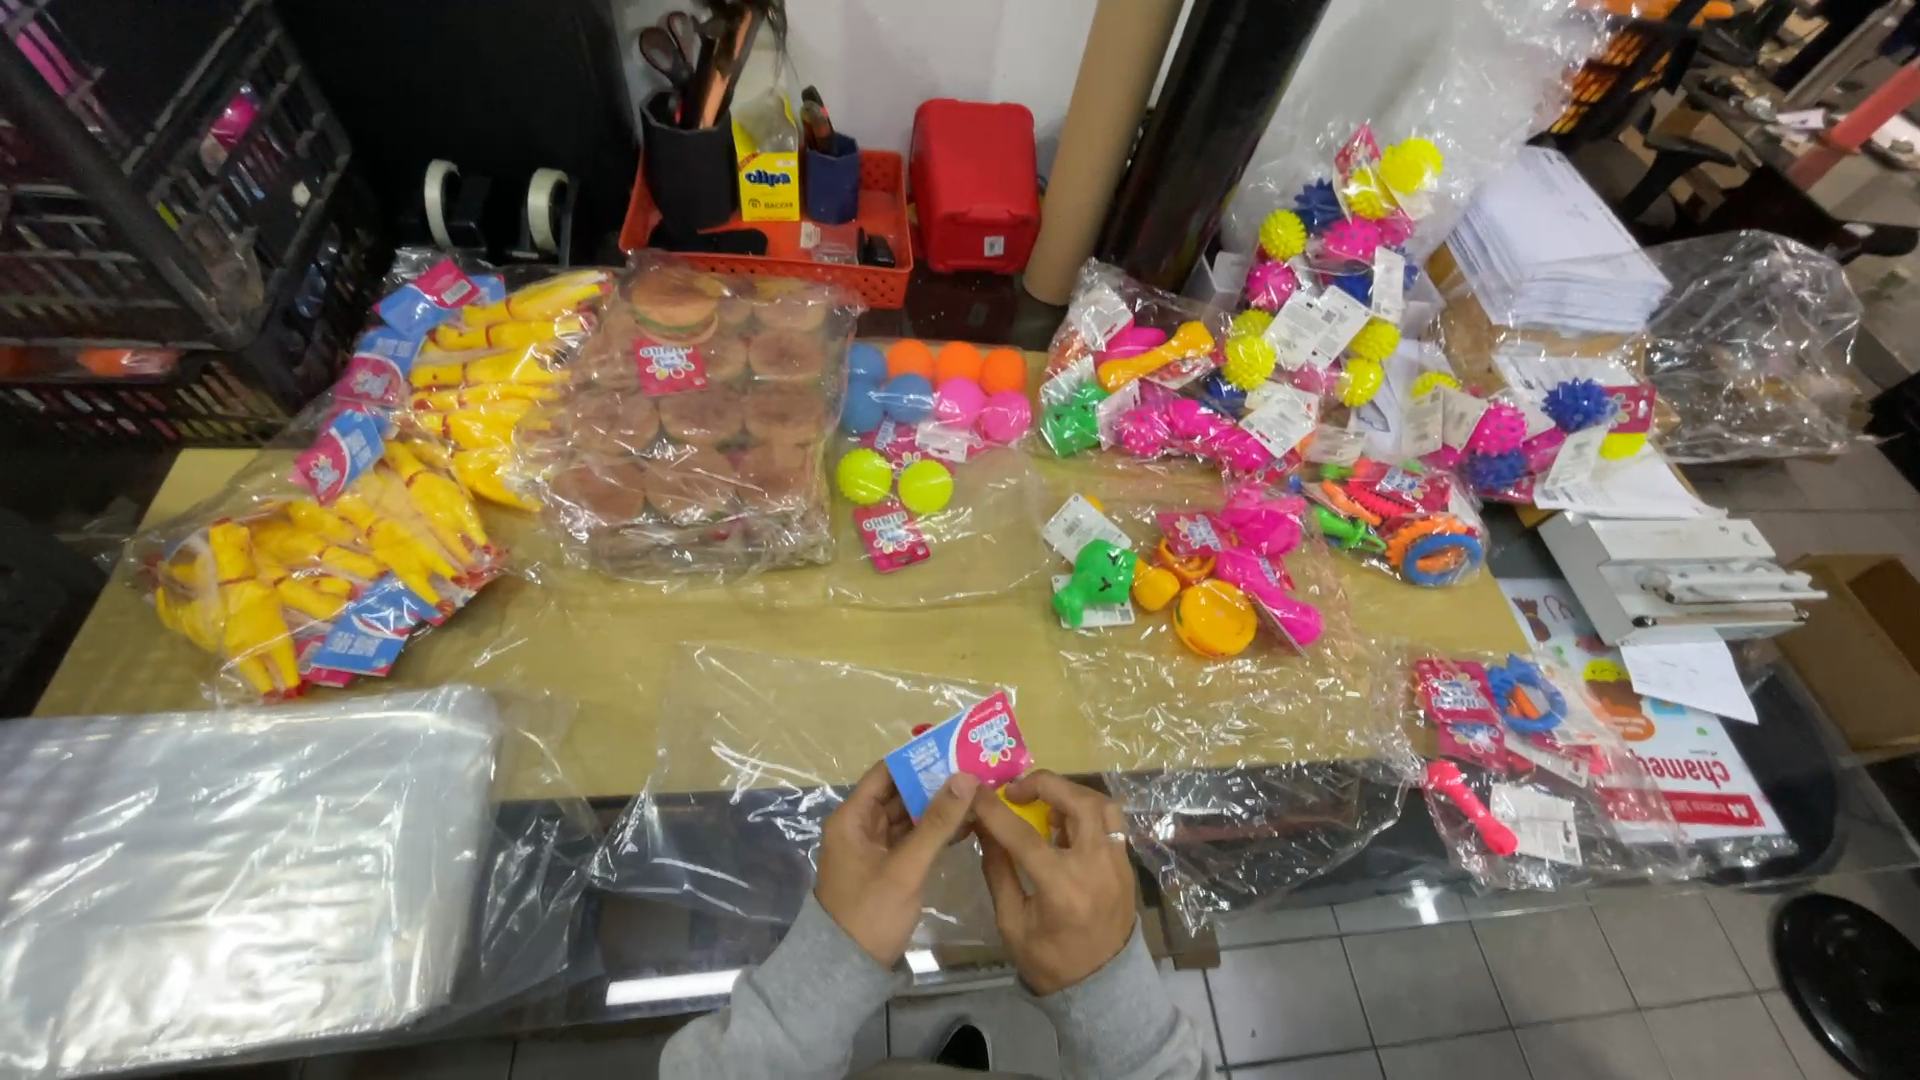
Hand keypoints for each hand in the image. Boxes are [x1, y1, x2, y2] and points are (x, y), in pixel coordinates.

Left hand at [815, 761, 979, 967]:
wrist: (848, 973)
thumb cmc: (870, 913)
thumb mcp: (906, 867)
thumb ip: (937, 823)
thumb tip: (966, 777)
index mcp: (852, 817)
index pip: (886, 772)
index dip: (917, 758)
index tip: (952, 748)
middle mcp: (860, 826)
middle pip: (899, 792)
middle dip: (934, 782)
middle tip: (973, 769)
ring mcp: (873, 847)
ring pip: (909, 815)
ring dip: (938, 807)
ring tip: (976, 793)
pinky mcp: (887, 866)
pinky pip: (912, 838)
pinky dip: (934, 832)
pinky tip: (965, 825)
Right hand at [971, 770, 1137, 995]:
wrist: (1103, 989)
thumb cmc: (1050, 961)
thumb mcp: (1011, 922)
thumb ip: (998, 870)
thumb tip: (984, 826)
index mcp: (1062, 889)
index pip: (1023, 835)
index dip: (995, 809)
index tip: (976, 791)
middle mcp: (1096, 868)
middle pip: (1079, 803)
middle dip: (1045, 784)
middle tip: (1017, 789)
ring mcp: (1118, 863)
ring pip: (1102, 805)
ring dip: (1070, 793)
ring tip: (1045, 804)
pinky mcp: (1126, 863)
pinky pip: (1110, 822)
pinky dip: (1086, 811)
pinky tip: (1064, 823)